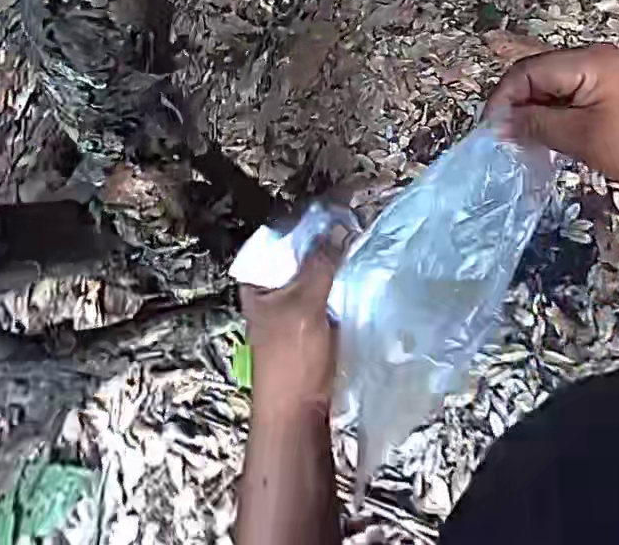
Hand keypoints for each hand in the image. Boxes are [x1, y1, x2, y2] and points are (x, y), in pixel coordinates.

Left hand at [239, 230, 345, 415]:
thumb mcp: (304, 304)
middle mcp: (273, 284)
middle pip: (301, 249)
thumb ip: (321, 264)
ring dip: (337, 253)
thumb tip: (341, 227)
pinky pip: (329, 283)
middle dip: (326, 235)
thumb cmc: (291, 358)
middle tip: (354, 216)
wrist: (299, 413)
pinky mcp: (314, 313)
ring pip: (317, 265)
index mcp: (258, 278)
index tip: (336, 205)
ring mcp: (294, 299)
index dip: (307, 220)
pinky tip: (361, 259)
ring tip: (360, 231)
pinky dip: (343, 272)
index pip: (281, 235)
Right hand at [485, 44, 618, 193]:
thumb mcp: (582, 138)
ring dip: (533, 109)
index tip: (491, 128)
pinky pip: (567, 92)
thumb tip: (501, 123)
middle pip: (537, 73)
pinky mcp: (608, 85)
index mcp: (587, 60)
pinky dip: (552, 111)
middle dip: (516, 103)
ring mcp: (602, 69)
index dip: (503, 98)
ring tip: (522, 138)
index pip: (527, 70)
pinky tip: (547, 133)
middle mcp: (592, 56)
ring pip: (550, 84)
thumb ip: (537, 125)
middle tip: (504, 136)